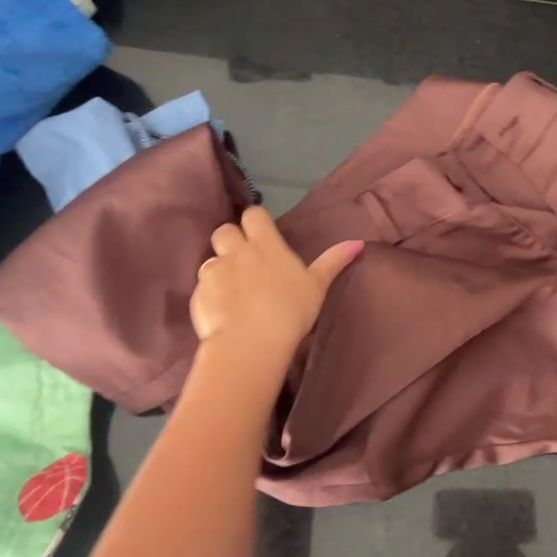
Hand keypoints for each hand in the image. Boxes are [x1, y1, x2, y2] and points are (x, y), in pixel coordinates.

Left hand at [191, 208, 362, 362]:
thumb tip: (358, 242)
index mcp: (266, 245)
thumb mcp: (317, 286)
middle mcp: (236, 252)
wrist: (251, 341)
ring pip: (210, 259)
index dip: (255, 222)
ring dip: (219, 269)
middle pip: (224, 230)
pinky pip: (202, 287)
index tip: (262, 236)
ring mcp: (214, 272)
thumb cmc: (290, 311)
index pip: (253, 215)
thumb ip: (333, 262)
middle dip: (230, 240)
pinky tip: (222, 312)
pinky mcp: (198, 294)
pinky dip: (210, 295)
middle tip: (243, 261)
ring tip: (232, 291)